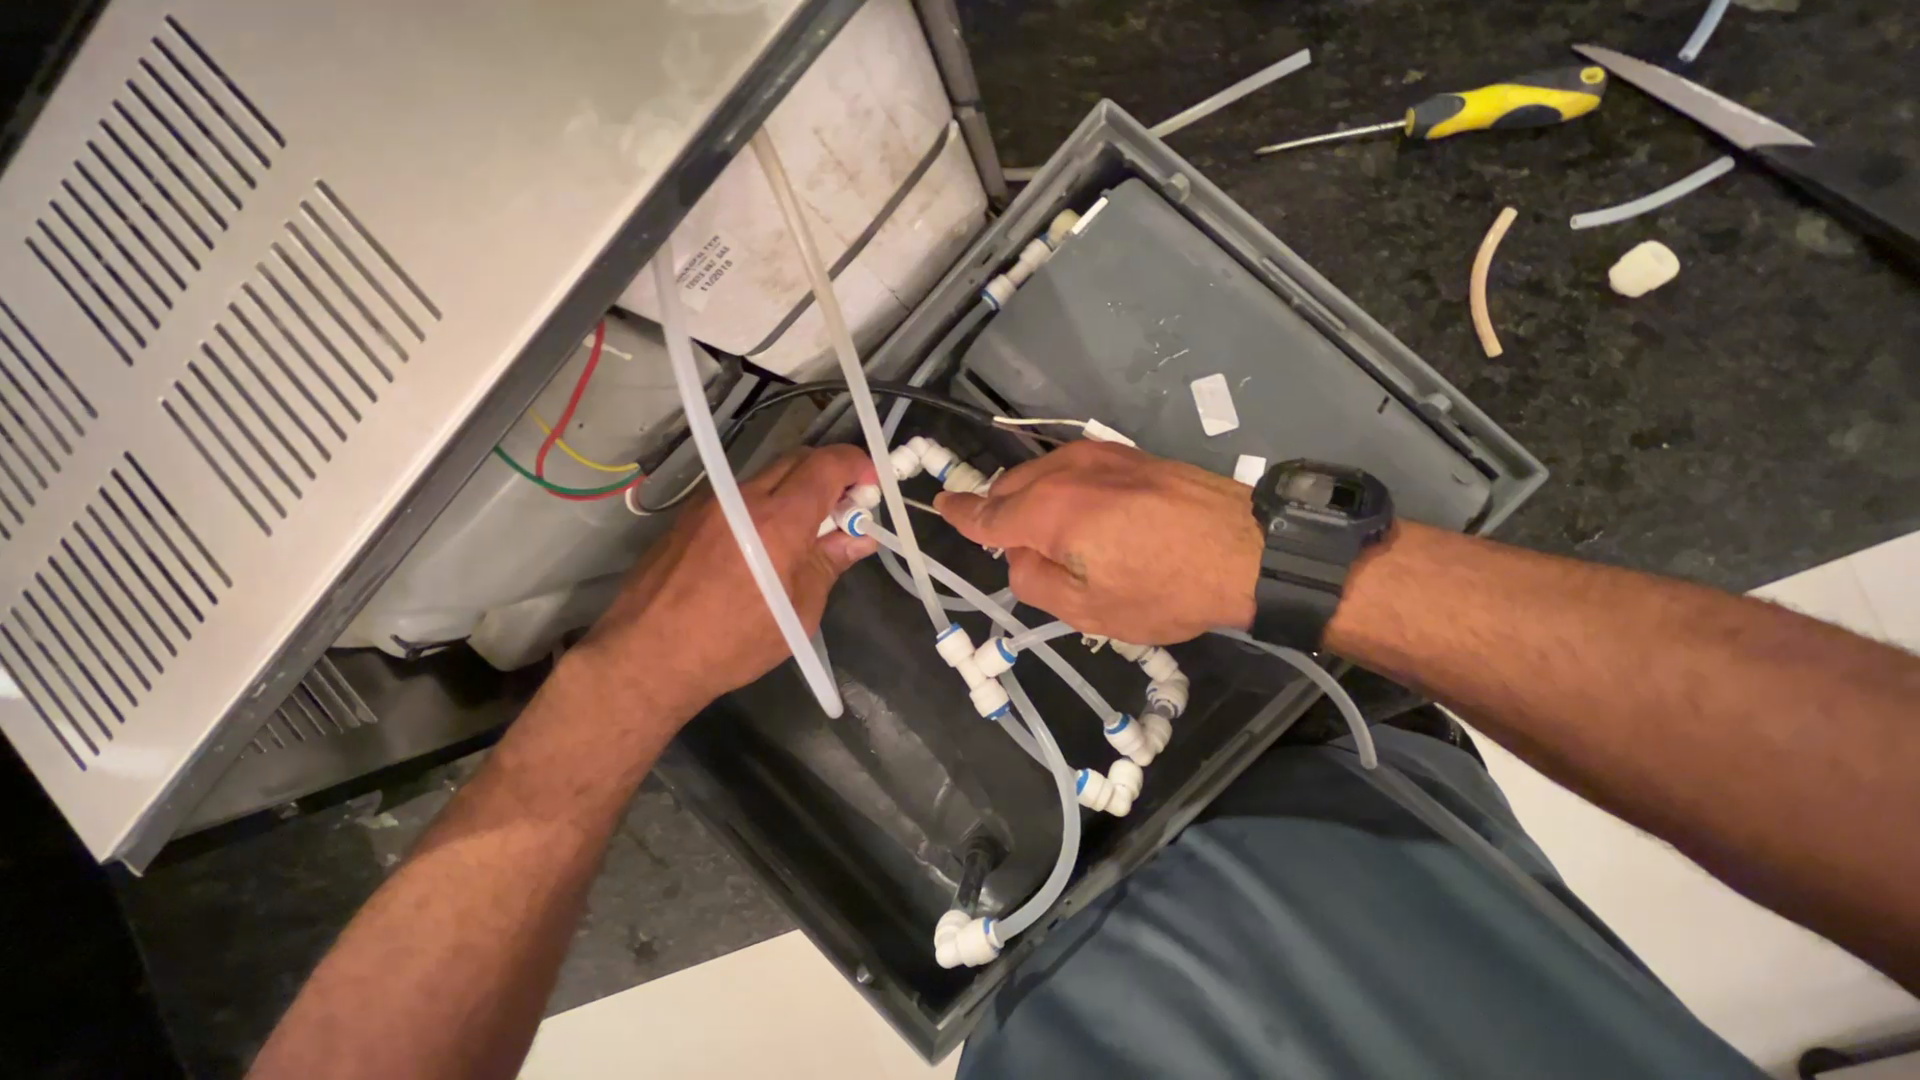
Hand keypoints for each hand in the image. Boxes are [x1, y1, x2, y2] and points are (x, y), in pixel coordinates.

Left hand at [575, 445, 878, 720]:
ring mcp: (710, 504)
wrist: (649, 656)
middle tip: (845, 509)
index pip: (827, 465)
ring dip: (795, 490)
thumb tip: (858, 538)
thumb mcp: (799, 610)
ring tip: (806, 531)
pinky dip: (764, 505)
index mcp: (778, 521)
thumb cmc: (734, 642)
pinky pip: (737, 496)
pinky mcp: (688, 517)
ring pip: (766, 477)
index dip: (857, 464)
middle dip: (830, 474)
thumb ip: (829, 563)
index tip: (872, 483)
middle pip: (798, 460)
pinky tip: (764, 544)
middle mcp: (743, 498)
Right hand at [935, 441, 1261, 644]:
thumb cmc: (1166, 588)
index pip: (986, 513)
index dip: (960, 514)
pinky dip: (1064, 491)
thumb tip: (1019, 556)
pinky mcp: (1127, 454)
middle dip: (1003, 517)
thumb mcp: (1089, 610)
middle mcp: (1065, 471)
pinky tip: (1090, 519)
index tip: (941, 506)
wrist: (1249, 549)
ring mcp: (1099, 455)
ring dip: (1035, 504)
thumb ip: (1035, 581)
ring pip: (1042, 476)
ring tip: (1062, 543)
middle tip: (1025, 556)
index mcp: (1047, 510)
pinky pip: (1073, 470)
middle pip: (1010, 490)